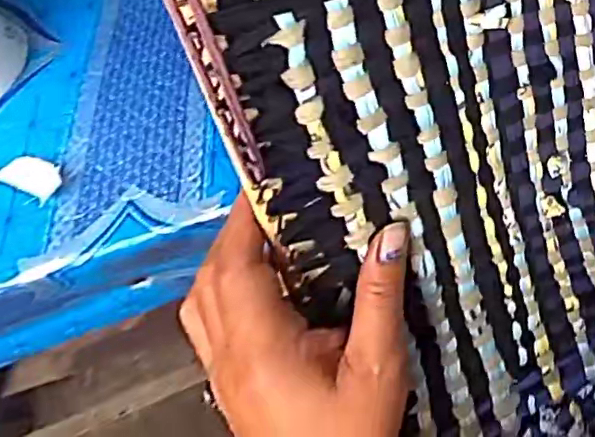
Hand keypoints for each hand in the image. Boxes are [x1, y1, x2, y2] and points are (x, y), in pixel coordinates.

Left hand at [180, 196, 411, 436]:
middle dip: (232, 232)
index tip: (262, 182)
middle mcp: (230, 360)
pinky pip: (217, 321)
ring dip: (228, 259)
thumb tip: (391, 234)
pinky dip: (233, 285)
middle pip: (209, 283)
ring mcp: (226, 375)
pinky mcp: (235, 383)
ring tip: (269, 227)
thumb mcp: (376, 364)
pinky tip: (272, 277)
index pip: (234, 271)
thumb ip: (380, 297)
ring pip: (204, 303)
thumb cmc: (349, 435)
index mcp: (259, 349)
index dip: (241, 222)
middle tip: (270, 196)